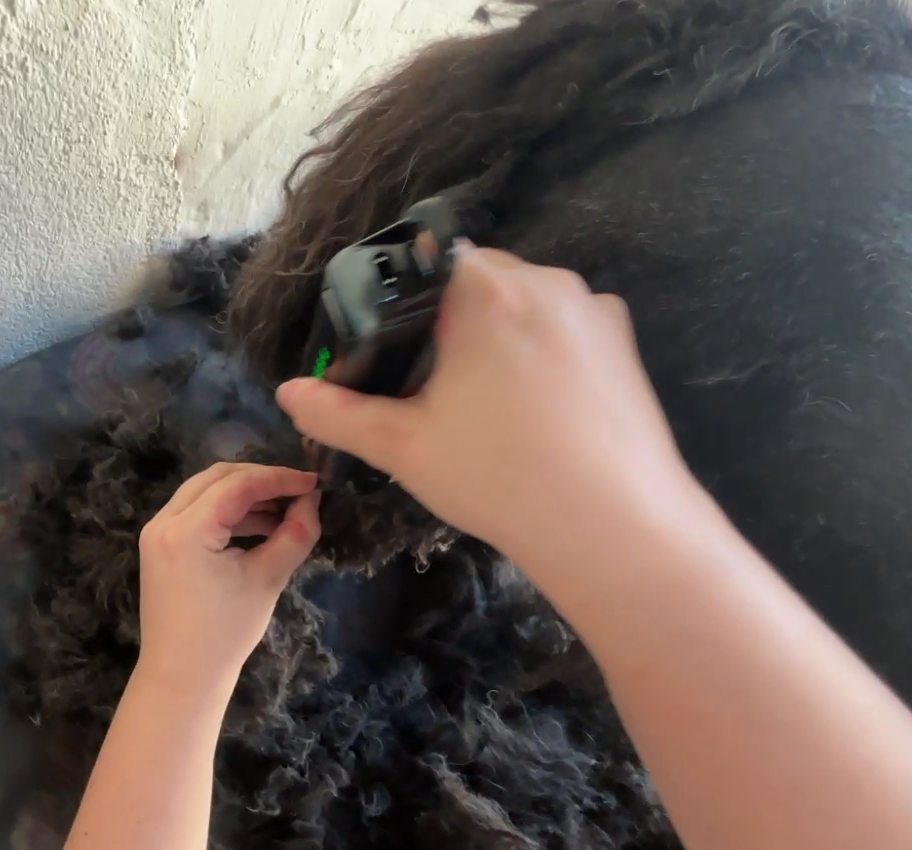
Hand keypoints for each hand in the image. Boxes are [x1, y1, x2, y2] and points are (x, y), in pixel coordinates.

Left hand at [134, 463, 320, 693]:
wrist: (183, 673)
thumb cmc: (225, 633)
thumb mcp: (267, 579)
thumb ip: (295, 534)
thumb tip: (312, 500)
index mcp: (185, 532)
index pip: (236, 486)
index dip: (278, 478)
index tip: (313, 481)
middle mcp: (163, 522)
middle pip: (216, 478)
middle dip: (260, 480)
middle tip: (298, 491)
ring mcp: (156, 532)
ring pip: (204, 491)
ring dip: (244, 495)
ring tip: (285, 512)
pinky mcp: (160, 544)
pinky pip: (196, 512)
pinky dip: (227, 512)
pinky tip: (260, 525)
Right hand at [275, 244, 704, 571]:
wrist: (611, 526)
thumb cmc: (495, 476)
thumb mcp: (400, 447)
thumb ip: (337, 414)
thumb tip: (289, 392)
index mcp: (485, 293)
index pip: (424, 260)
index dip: (395, 297)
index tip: (386, 347)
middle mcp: (545, 282)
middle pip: (473, 279)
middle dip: (442, 319)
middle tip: (423, 384)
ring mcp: (593, 310)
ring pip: (520, 302)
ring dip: (489, 333)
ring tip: (475, 401)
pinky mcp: (623, 343)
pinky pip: (559, 327)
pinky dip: (533, 351)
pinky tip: (526, 408)